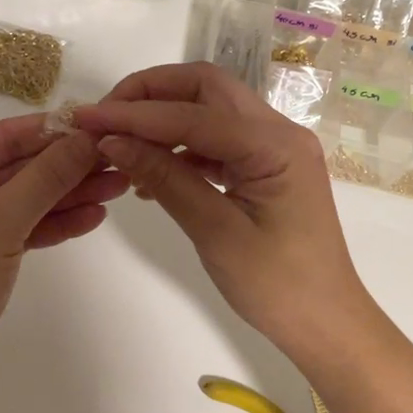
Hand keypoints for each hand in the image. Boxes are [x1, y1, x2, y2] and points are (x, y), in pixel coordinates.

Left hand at [0, 115, 128, 381]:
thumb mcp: (0, 222)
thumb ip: (45, 177)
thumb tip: (86, 137)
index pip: (0, 137)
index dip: (50, 130)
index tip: (98, 122)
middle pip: (16, 165)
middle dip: (66, 165)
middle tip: (118, 157)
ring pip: (25, 196)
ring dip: (69, 193)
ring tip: (121, 184)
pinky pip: (24, 224)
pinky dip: (55, 222)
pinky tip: (95, 214)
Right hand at [74, 62, 373, 346]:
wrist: (325, 324)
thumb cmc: (276, 285)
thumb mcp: (215, 231)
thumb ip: (164, 178)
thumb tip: (112, 142)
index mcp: (275, 145)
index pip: (192, 114)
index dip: (134, 114)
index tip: (87, 119)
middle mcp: (279, 131)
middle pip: (204, 87)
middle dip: (149, 93)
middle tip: (104, 118)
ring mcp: (273, 147)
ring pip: (208, 108)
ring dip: (161, 116)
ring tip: (118, 144)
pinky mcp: (264, 165)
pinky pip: (214, 137)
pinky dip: (178, 144)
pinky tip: (147, 170)